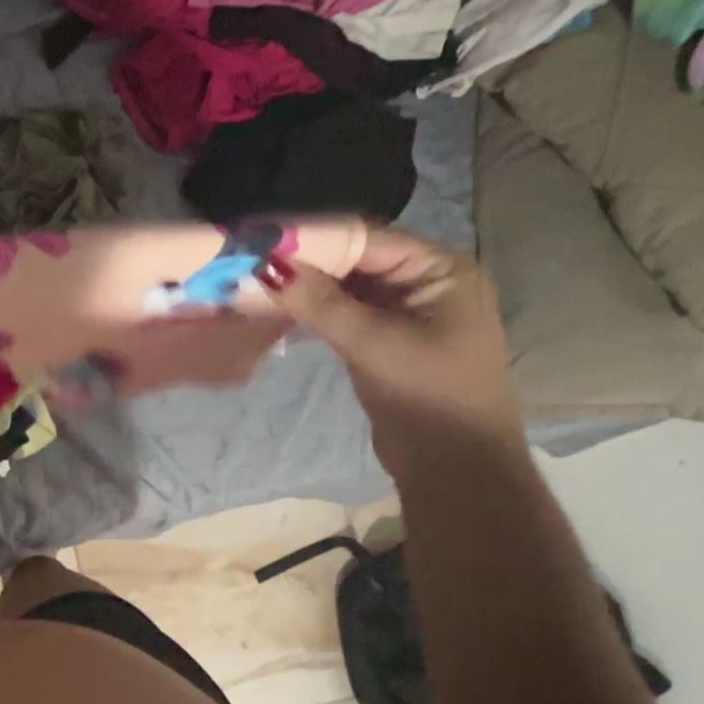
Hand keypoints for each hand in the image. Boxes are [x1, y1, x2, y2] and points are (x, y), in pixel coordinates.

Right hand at [256, 226, 525, 481]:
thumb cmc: (426, 395)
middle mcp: (424, 282)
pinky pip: (344, 313)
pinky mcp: (385, 340)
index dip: (314, 238)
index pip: (367, 238)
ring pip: (346, 287)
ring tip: (252, 285)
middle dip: (305, 262)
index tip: (261, 241)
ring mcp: (405, 313)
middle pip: (356, 259)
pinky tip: (276, 313)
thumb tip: (266, 267)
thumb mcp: (372, 344)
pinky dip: (313, 312)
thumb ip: (321, 303)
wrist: (455, 464)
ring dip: (305, 288)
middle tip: (248, 263)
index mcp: (440, 270)